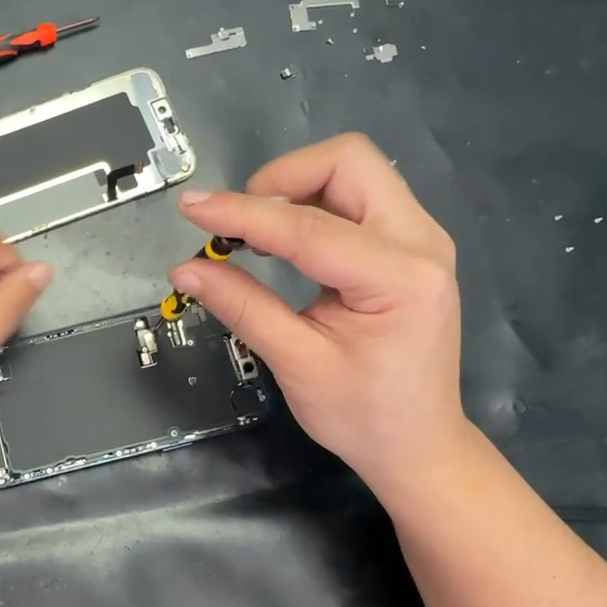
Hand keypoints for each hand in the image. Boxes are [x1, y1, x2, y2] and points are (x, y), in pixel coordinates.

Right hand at [167, 134, 465, 485]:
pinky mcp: (407, 244)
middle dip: (281, 179)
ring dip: (295, 188)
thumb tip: (186, 269)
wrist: (418, 444)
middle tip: (238, 223)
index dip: (243, 213)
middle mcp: (420, 240)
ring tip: (255, 232)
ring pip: (353, 171)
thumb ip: (243, 307)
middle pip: (348, 162)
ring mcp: (419, 237)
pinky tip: (283, 239)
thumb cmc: (362, 416)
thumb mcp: (296, 363)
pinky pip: (356, 196)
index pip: (308, 226)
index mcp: (399, 278)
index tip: (190, 209)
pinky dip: (311, 205)